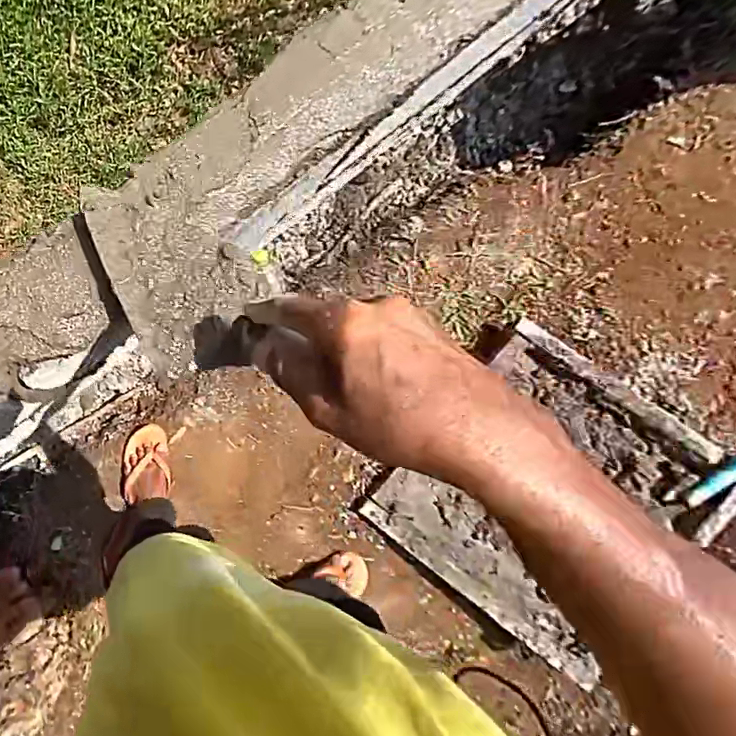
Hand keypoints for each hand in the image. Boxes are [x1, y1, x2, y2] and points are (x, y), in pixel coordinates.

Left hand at [0, 566, 40, 670]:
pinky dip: (19, 620)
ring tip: (37, 598)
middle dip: (12, 590)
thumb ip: (2, 591)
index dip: (1, 576)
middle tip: (31, 583)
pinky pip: (7, 627)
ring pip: (3, 613)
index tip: (19, 571)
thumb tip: (14, 570)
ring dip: (18, 605)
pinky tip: (32, 613)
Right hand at [244, 294, 570, 489]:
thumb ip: (291, 373)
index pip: (290, 307)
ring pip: (355, 321)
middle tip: (293, 362)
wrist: (483, 430)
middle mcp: (374, 305)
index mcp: (344, 321)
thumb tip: (266, 348)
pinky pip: (381, 328)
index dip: (266, 315)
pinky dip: (365, 345)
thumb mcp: (328, 410)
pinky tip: (371, 378)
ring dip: (337, 341)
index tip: (251, 322)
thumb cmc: (400, 426)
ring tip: (337, 380)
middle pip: (324, 311)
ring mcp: (407, 313)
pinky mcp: (429, 326)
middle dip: (304, 332)